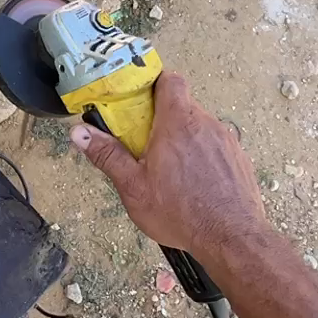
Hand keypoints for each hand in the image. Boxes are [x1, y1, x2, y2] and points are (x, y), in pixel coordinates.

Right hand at [70, 72, 272, 262]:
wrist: (232, 238)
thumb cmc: (183, 212)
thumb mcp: (133, 186)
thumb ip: (107, 155)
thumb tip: (80, 133)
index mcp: (176, 123)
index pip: (168, 80)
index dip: (153, 83)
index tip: (136, 97)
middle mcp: (204, 124)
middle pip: (180, 104)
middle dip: (160, 118)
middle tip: (144, 141)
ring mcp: (224, 140)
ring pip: (197, 126)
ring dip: (181, 138)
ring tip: (167, 167)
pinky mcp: (237, 158)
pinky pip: (213, 145)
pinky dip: (200, 154)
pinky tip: (191, 180)